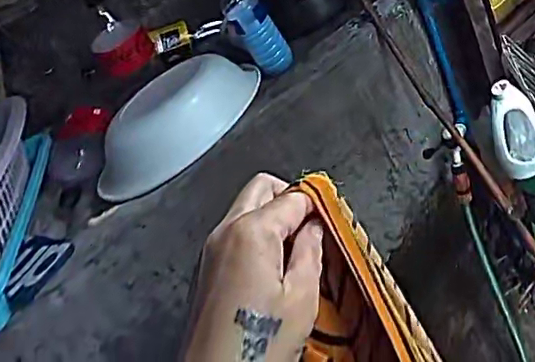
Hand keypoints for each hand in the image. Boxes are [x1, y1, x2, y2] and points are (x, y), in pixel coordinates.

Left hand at [179, 173, 322, 361]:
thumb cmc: (255, 352)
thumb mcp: (302, 296)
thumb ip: (312, 248)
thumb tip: (315, 226)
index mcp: (250, 231)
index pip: (295, 196)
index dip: (318, 207)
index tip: (331, 223)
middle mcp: (224, 233)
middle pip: (263, 188)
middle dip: (290, 200)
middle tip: (311, 229)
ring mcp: (209, 254)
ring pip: (247, 210)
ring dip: (272, 220)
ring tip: (293, 256)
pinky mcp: (203, 275)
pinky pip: (235, 236)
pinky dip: (256, 239)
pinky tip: (271, 274)